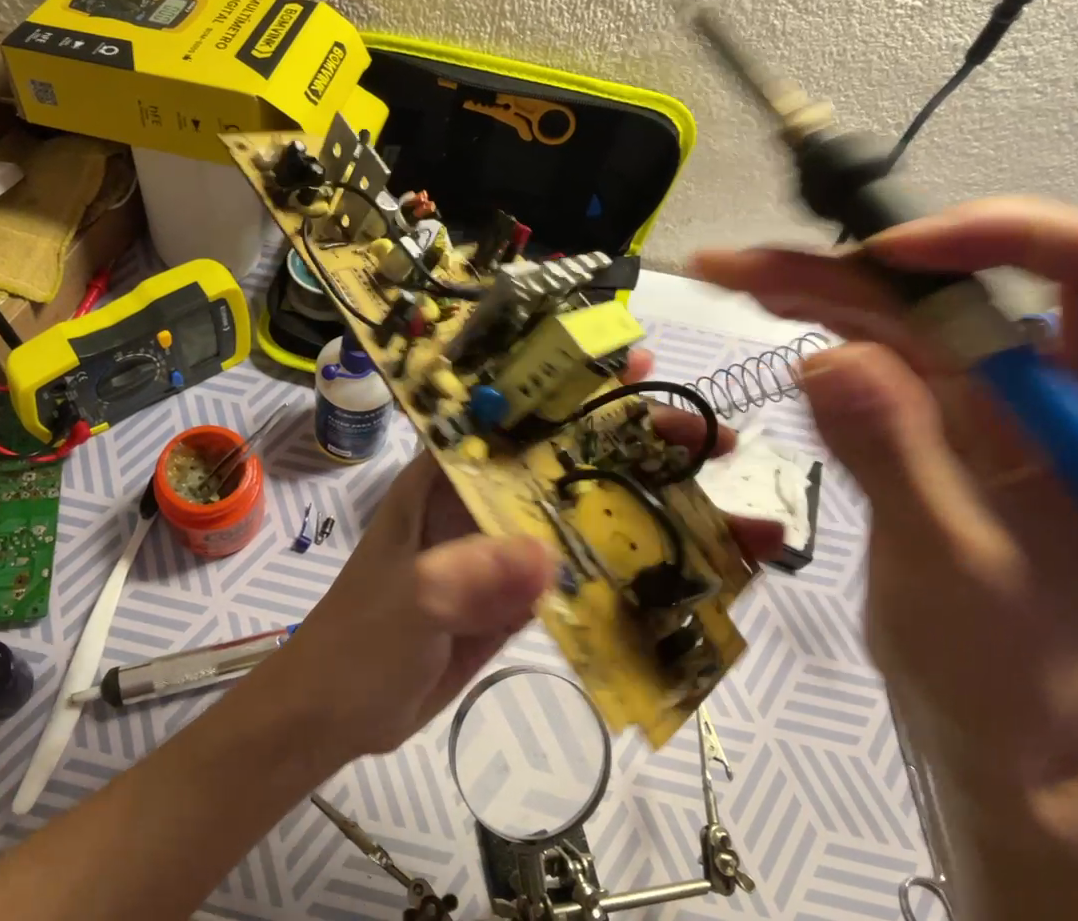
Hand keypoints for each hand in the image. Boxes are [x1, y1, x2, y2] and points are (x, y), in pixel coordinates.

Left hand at [254, 349, 785, 762]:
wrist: (340, 712)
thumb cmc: (356, 644)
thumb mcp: (403, 604)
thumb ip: (460, 579)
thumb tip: (544, 559)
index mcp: (444, 479)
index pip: (509, 413)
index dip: (568, 382)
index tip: (633, 364)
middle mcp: (481, 501)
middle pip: (566, 457)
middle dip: (637, 443)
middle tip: (715, 443)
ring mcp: (506, 549)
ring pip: (586, 514)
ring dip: (651, 509)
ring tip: (737, 519)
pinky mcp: (523, 597)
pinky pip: (586, 575)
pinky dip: (635, 573)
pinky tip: (695, 575)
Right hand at [694, 197, 1077, 787]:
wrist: (988, 721)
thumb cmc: (1001, 664)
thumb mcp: (950, 569)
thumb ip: (897, 462)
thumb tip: (827, 359)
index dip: (1003, 237)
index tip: (888, 258)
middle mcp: (1063, 388)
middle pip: (965, 286)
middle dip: (851, 271)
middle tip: (743, 268)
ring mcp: (995, 404)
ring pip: (908, 313)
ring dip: (818, 290)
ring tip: (728, 275)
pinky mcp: (940, 423)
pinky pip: (879, 354)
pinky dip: (820, 329)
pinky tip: (767, 315)